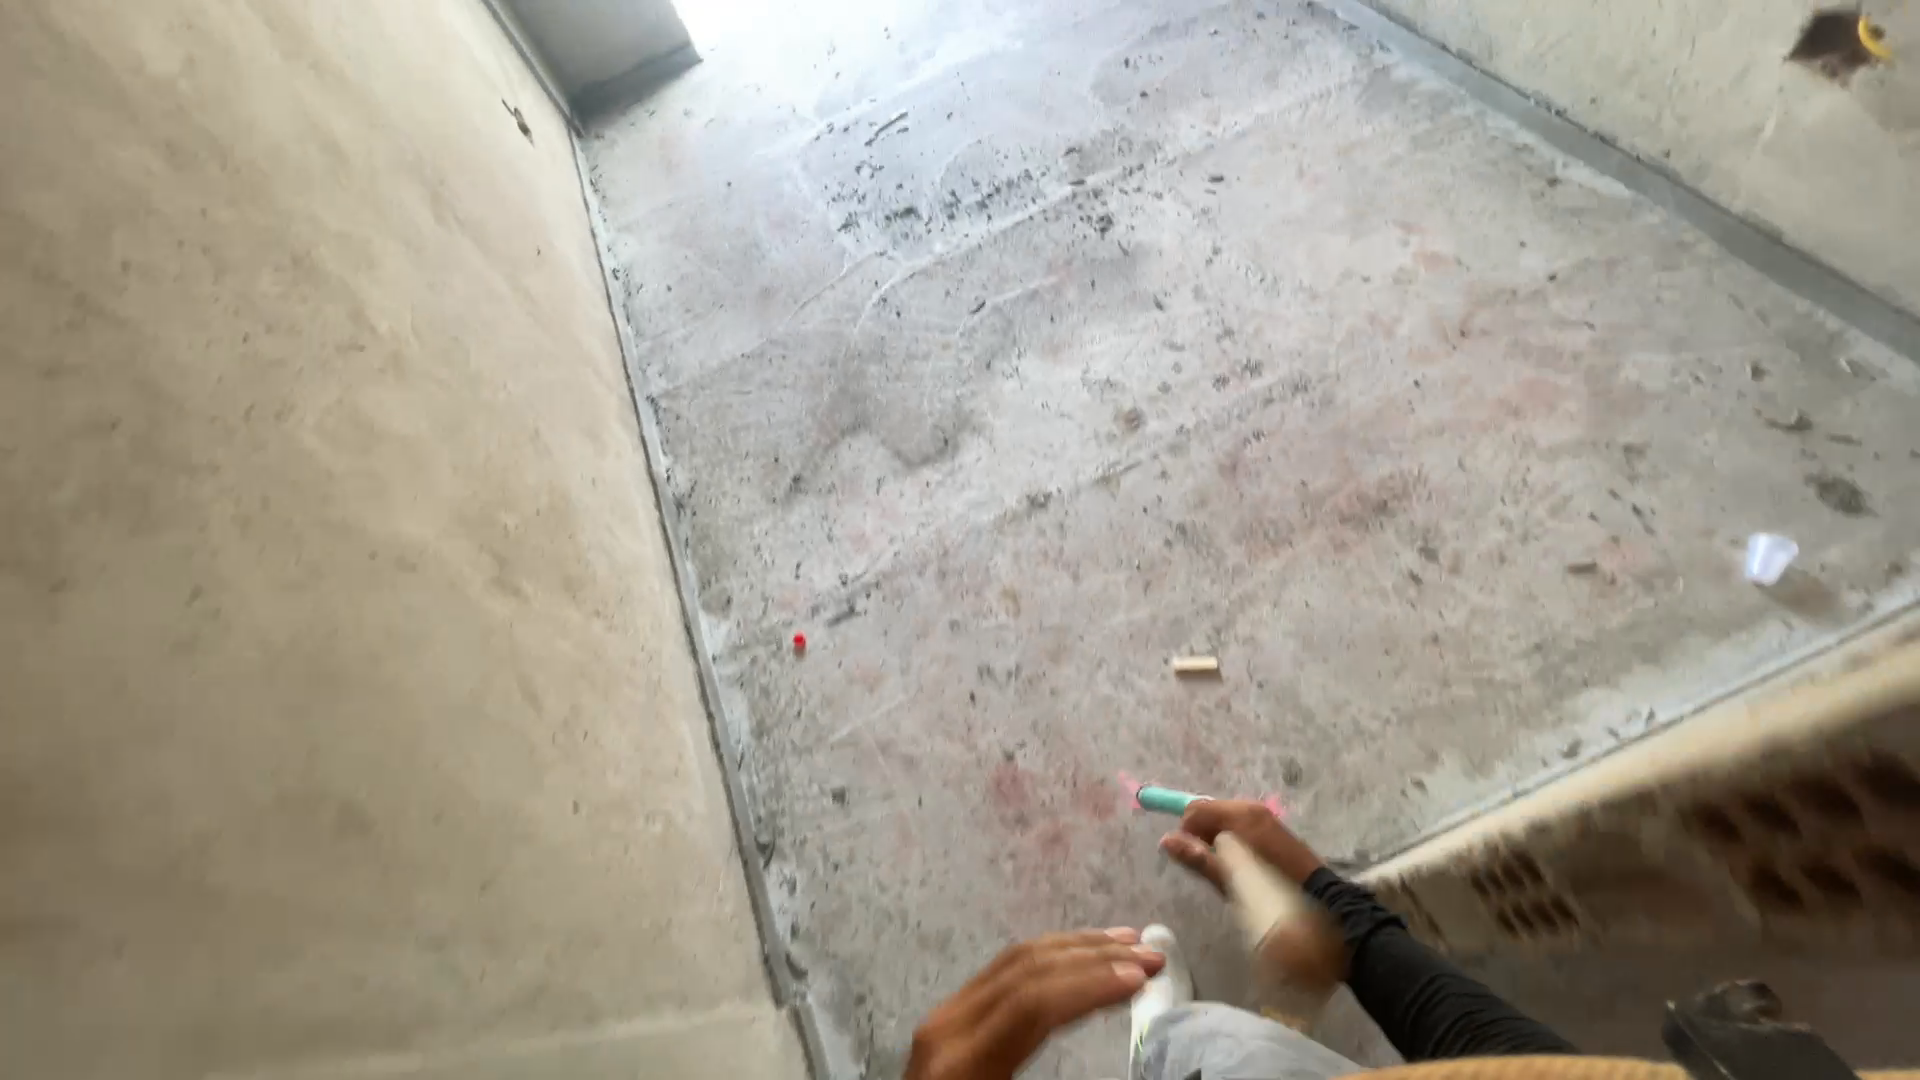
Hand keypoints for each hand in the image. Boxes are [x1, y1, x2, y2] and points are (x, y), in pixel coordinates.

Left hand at [905, 929, 1165, 1079]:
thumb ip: (1062, 1074)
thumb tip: (1130, 1063)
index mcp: (963, 1063)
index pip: (1032, 1002)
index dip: (1090, 984)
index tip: (1140, 977)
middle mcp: (949, 1025)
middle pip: (1026, 970)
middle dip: (1093, 957)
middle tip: (1149, 955)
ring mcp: (946, 1014)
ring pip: (1014, 961)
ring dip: (1075, 948)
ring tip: (1124, 942)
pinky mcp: (950, 1016)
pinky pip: (1003, 973)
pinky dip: (1048, 960)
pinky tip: (1076, 959)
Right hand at [1160, 798, 1324, 889]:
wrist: (1322, 901)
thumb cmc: (1272, 890)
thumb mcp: (1230, 879)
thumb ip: (1198, 858)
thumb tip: (1166, 840)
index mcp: (1240, 815)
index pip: (1196, 809)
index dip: (1186, 831)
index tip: (1192, 857)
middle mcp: (1250, 807)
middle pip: (1208, 810)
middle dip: (1200, 833)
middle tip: (1208, 864)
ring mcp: (1263, 815)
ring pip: (1223, 817)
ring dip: (1216, 837)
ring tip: (1225, 866)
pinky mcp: (1271, 825)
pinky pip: (1239, 823)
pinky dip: (1231, 837)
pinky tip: (1240, 861)